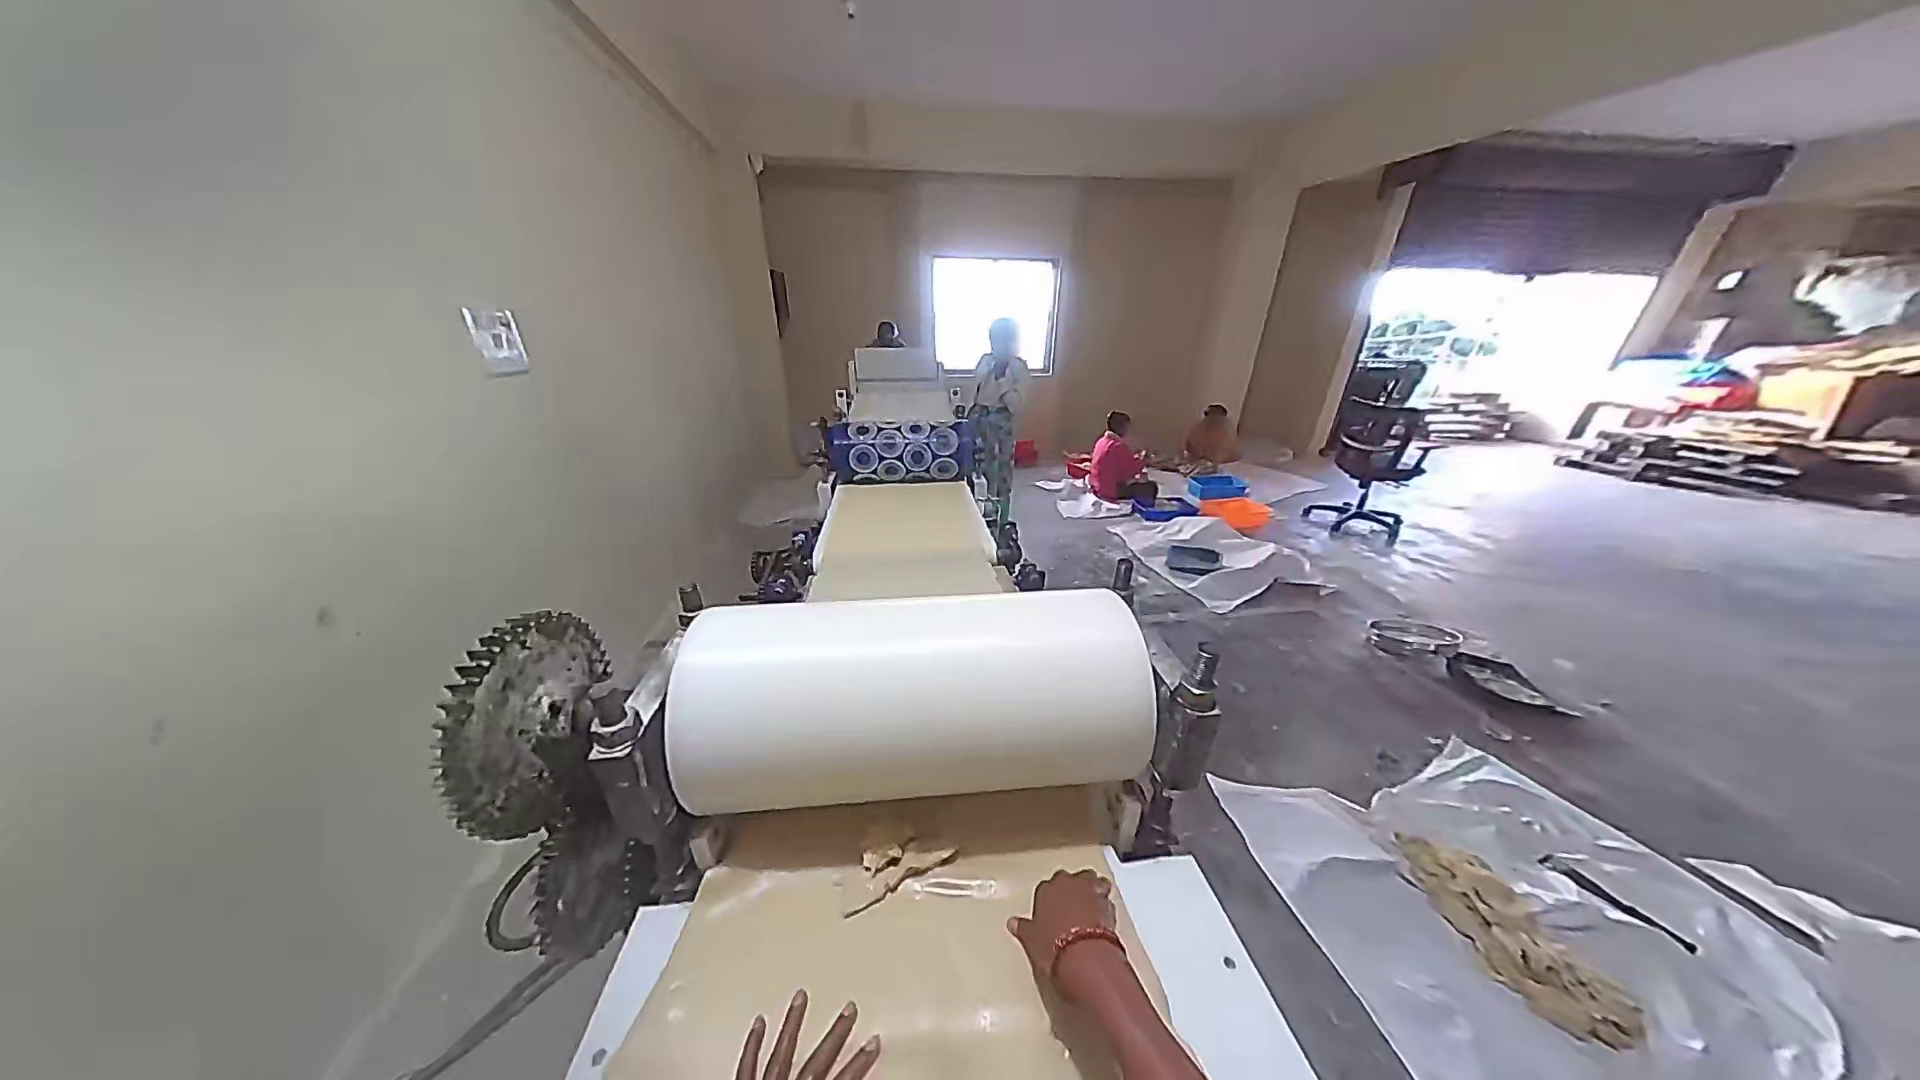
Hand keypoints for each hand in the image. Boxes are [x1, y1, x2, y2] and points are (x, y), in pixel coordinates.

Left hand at [734, 991, 879, 1079]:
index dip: (859, 1064)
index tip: (872, 1042)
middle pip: (815, 1062)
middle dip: (835, 1035)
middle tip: (850, 1009)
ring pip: (781, 1053)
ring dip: (793, 1024)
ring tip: (800, 997)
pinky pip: (746, 1068)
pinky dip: (753, 1044)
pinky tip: (759, 1022)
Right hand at [1007, 869, 1117, 991]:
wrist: (1083, 956)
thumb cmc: (1055, 945)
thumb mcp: (1031, 939)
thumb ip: (1024, 928)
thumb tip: (1014, 924)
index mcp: (1046, 888)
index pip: (1047, 886)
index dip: (1051, 899)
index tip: (1052, 910)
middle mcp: (1069, 884)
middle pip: (1073, 878)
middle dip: (1074, 888)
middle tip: (1072, 904)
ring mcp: (1090, 891)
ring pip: (1094, 882)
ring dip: (1093, 891)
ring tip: (1091, 907)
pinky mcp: (1108, 904)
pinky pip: (1106, 899)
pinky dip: (1105, 907)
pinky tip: (1103, 918)